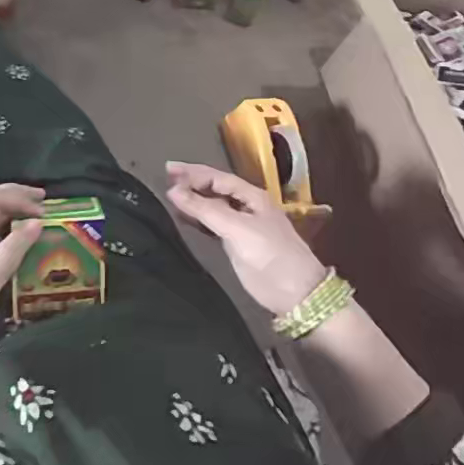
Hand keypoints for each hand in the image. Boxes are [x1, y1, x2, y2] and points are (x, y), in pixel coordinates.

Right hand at [165, 161, 327, 317]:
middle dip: (192, 181)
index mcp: (252, 197)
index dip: (193, 172)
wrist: (297, 295)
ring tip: (170, 194)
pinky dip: (197, 218)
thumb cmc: (270, 257)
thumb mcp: (238, 230)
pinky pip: (212, 223)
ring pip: (213, 205)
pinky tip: (184, 217)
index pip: (218, 177)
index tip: (168, 170)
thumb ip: (206, 210)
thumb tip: (174, 191)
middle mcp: (247, 206)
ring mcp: (242, 225)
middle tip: (166, 176)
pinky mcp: (237, 244)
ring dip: (193, 199)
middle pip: (215, 188)